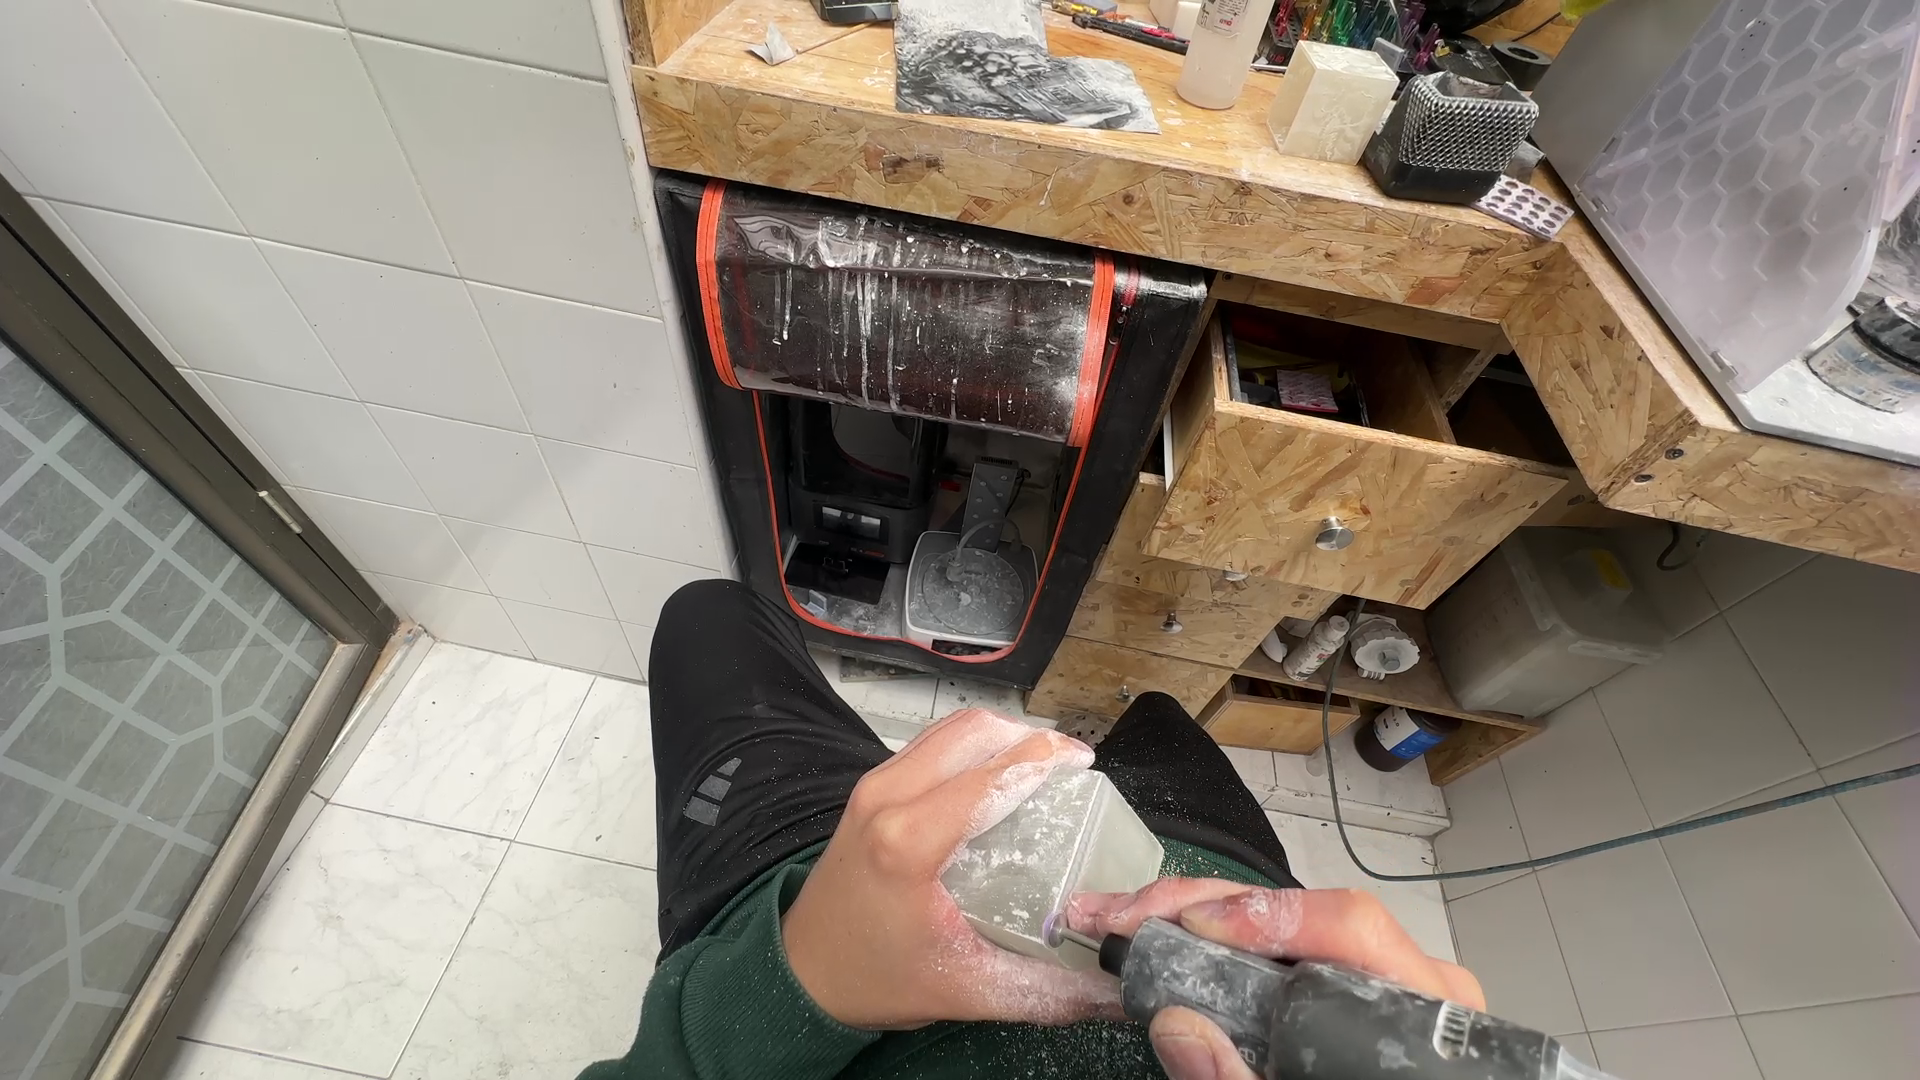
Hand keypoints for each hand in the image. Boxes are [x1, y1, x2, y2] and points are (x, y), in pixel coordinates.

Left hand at [781, 708, 1119, 1029]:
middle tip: (1069, 759)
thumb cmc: (875, 978)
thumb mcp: (966, 990)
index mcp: (908, 840)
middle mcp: (888, 795)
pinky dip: (971, 741)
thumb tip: (1113, 991)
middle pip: (972, 731)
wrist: (802, 971)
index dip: (1042, 759)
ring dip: (1000, 732)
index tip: (1083, 760)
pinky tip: (997, 768)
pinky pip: (931, 741)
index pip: (990, 776)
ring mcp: (875, 783)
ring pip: (950, 727)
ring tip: (1041, 759)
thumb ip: (1046, 991)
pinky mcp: (872, 784)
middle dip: (1028, 735)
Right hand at [1067, 878, 1485, 1079]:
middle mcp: (1384, 971)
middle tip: (1114, 915)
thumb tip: (1174, 1026)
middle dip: (1185, 904)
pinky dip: (1184, 942)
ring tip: (1106, 917)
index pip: (1349, 922)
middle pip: (1279, 907)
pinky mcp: (1308, 978)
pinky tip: (1139, 938)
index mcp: (1414, 1000)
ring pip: (1252, 917)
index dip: (1265, 912)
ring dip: (1171, 915)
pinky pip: (1244, 945)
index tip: (1193, 925)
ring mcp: (1343, 969)